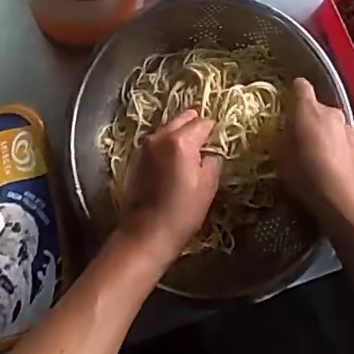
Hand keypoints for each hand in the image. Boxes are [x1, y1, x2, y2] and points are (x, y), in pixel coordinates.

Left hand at [117, 109, 222, 263]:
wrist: (144, 235)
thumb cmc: (181, 213)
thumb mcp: (207, 187)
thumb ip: (213, 160)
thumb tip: (210, 152)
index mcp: (181, 141)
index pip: (204, 122)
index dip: (213, 133)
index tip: (215, 148)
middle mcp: (161, 136)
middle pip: (185, 118)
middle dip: (196, 128)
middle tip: (203, 150)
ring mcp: (147, 145)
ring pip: (171, 127)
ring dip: (181, 136)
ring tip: (188, 159)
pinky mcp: (138, 156)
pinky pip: (159, 140)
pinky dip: (168, 145)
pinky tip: (172, 166)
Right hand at [277, 78, 353, 228]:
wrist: (343, 199)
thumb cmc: (305, 173)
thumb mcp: (279, 156)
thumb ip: (280, 137)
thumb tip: (282, 132)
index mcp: (308, 108)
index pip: (300, 85)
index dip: (292, 94)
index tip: (286, 108)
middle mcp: (331, 111)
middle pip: (316, 107)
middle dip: (308, 119)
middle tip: (298, 140)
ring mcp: (348, 127)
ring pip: (331, 124)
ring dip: (324, 133)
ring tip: (317, 157)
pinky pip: (343, 139)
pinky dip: (337, 147)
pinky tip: (332, 167)